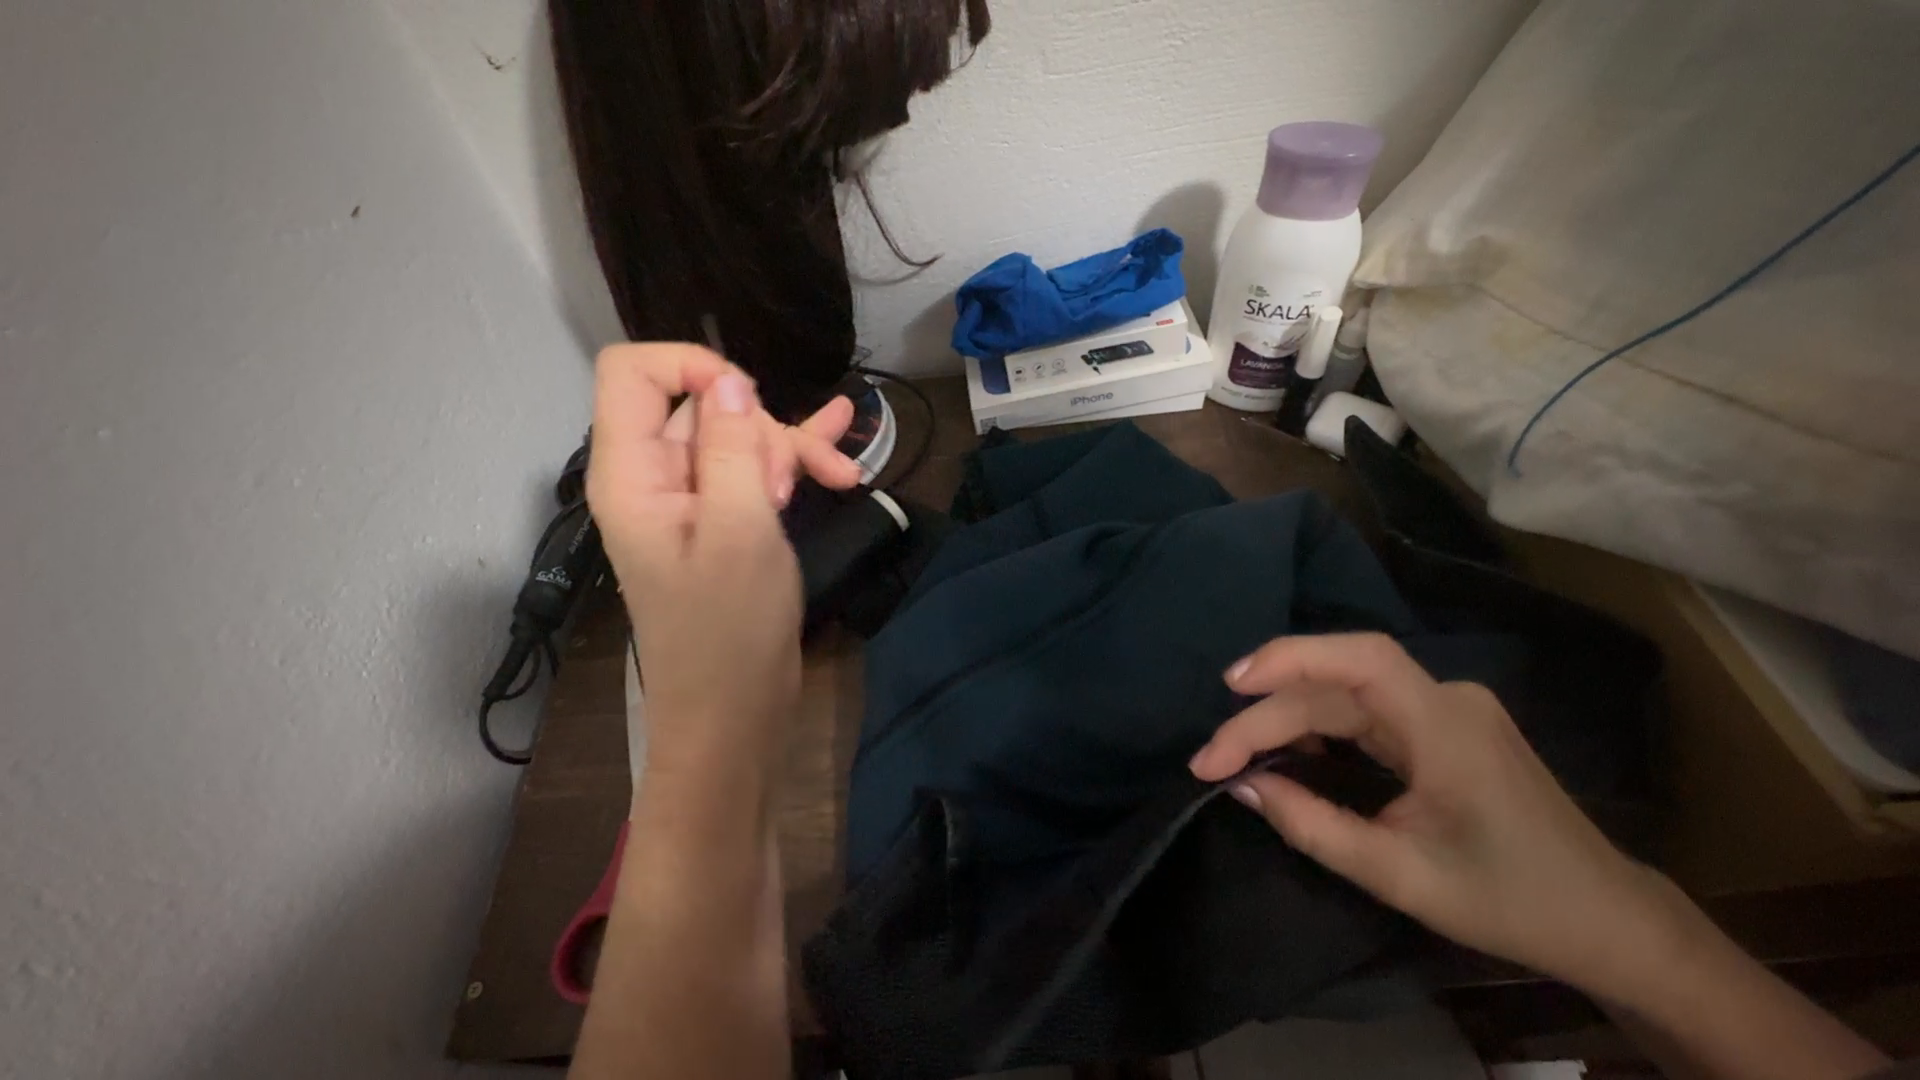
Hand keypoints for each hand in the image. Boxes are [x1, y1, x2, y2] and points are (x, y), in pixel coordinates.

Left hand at [585, 343, 857, 784]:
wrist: (734, 715)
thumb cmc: (730, 631)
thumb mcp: (741, 532)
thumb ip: (732, 449)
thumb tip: (729, 382)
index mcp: (632, 475)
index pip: (633, 373)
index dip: (692, 366)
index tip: (750, 403)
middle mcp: (652, 480)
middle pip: (701, 408)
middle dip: (763, 427)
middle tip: (803, 479)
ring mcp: (689, 504)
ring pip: (738, 440)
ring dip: (791, 450)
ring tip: (839, 479)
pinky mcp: (721, 525)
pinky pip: (753, 473)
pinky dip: (794, 463)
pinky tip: (841, 450)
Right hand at [1189, 633, 1679, 996]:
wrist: (1606, 921)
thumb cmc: (1508, 901)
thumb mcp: (1398, 875)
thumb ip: (1312, 825)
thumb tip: (1240, 786)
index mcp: (1446, 726)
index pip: (1360, 661)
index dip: (1289, 657)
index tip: (1229, 690)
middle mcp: (1448, 700)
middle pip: (1339, 687)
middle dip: (1267, 717)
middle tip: (1210, 760)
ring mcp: (1450, 709)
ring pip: (1348, 696)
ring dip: (1287, 719)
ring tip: (1235, 752)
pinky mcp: (1446, 726)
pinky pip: (1368, 711)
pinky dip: (1320, 726)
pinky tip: (1289, 750)